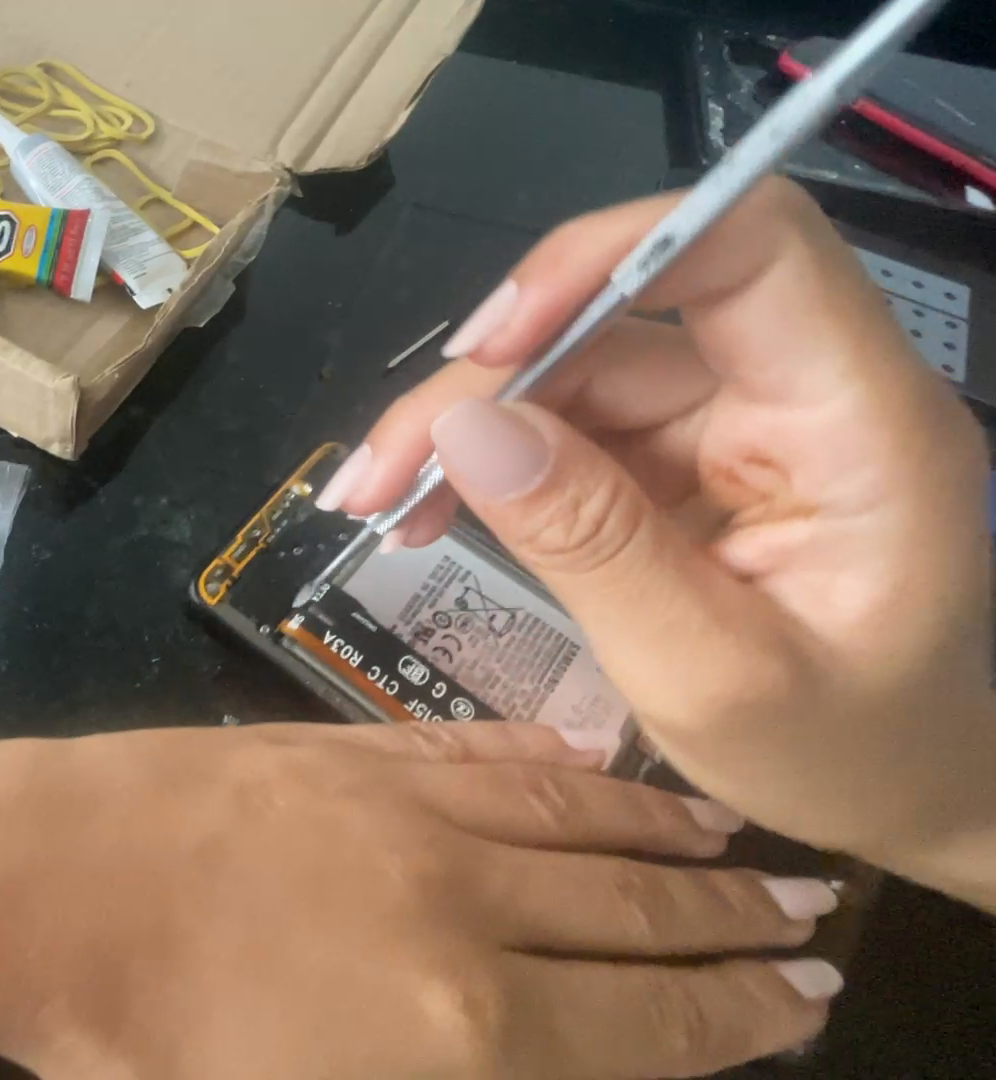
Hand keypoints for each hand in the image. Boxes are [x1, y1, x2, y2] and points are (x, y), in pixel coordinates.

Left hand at [0, 723, 840, 1079]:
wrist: (43, 877)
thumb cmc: (142, 1034)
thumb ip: (443, 1072)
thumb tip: (533, 1047)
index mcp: (463, 1029)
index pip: (647, 1024)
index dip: (736, 1011)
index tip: (806, 991)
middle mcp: (457, 903)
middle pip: (626, 910)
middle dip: (724, 915)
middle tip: (801, 905)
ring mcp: (392, 804)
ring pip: (559, 814)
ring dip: (649, 826)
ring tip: (720, 831)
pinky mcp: (332, 748)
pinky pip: (461, 750)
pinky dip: (532, 757)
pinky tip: (577, 757)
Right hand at [315, 179, 995, 901]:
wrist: (898, 798)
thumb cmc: (844, 755)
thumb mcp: (705, 671)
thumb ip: (589, 543)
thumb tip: (465, 429)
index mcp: (846, 423)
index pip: (741, 255)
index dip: (602, 262)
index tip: (479, 347)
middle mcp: (773, 400)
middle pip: (598, 334)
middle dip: (465, 397)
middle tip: (369, 482)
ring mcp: (706, 434)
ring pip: (550, 387)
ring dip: (445, 438)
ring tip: (374, 505)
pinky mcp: (652, 470)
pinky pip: (540, 440)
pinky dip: (467, 471)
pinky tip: (417, 513)